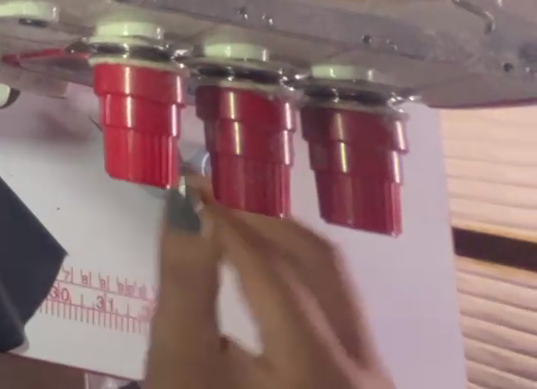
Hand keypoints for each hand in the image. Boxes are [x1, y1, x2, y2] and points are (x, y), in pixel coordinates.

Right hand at [146, 188, 392, 388]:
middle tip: (208, 186)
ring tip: (224, 208)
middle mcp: (366, 369)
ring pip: (333, 281)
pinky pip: (332, 302)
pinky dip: (287, 264)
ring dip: (277, 235)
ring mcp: (372, 375)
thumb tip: (184, 205)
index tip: (184, 181)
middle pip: (320, 264)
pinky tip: (248, 251)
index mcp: (319, 367)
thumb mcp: (179, 352)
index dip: (225, 216)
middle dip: (261, 215)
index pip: (270, 265)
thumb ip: (184, 277)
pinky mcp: (360, 375)